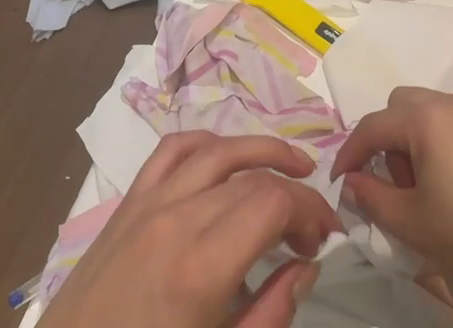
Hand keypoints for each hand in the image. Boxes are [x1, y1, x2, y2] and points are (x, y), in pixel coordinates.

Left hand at [40, 132, 342, 327]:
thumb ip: (271, 313)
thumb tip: (306, 266)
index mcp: (201, 268)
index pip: (273, 203)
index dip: (311, 211)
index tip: (325, 239)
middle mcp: (175, 221)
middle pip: (252, 178)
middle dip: (295, 194)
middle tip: (312, 231)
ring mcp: (146, 205)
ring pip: (215, 151)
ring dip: (261, 150)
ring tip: (293, 166)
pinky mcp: (127, 203)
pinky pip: (170, 151)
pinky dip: (206, 143)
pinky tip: (227, 157)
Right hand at [331, 88, 452, 327]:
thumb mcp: (411, 224)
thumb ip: (371, 196)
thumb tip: (354, 182)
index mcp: (426, 119)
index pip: (373, 125)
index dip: (351, 152)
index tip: (343, 181)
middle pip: (406, 105)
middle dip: (390, 137)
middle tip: (396, 182)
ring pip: (441, 114)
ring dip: (423, 139)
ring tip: (433, 187)